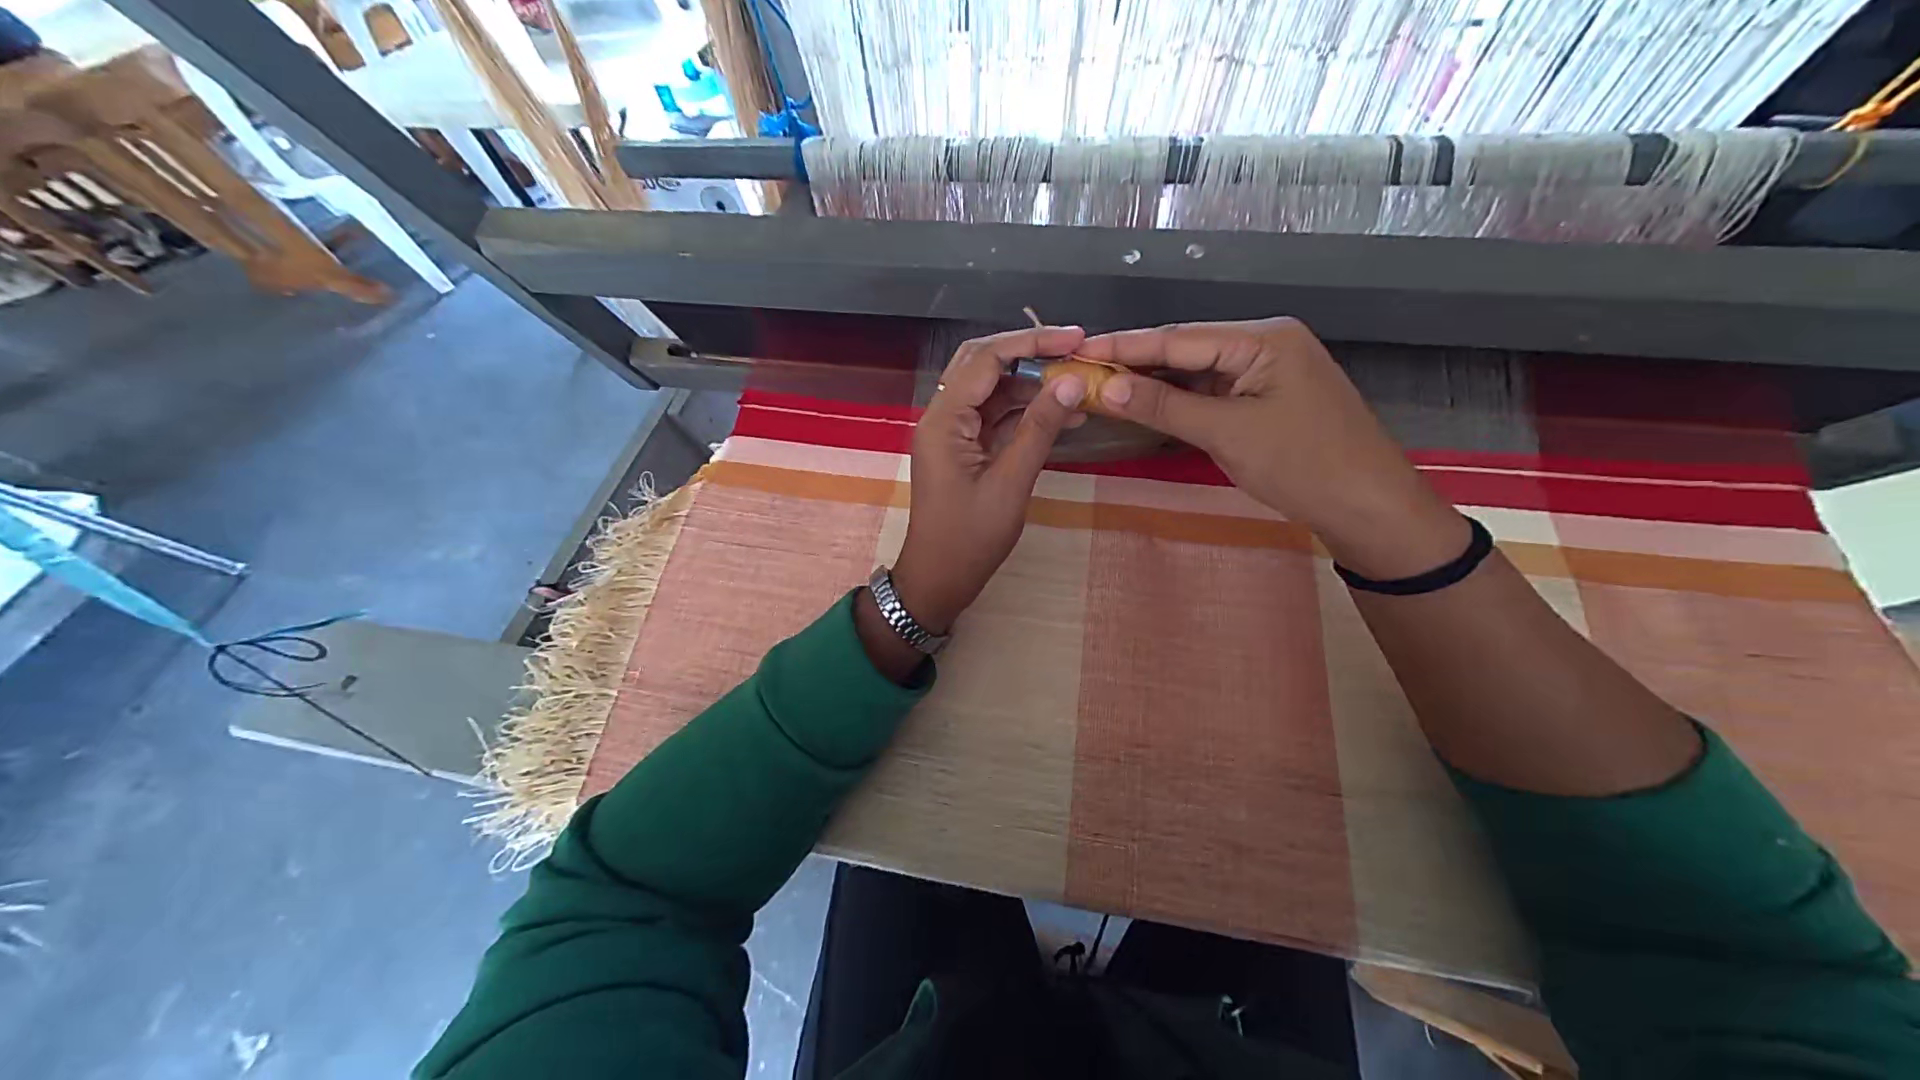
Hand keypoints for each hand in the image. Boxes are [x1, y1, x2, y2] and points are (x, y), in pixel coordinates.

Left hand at [855, 325, 1088, 679]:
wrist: (939, 579)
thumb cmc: (969, 539)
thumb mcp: (1010, 484)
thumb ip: (1039, 429)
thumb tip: (1071, 382)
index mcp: (944, 420)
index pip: (987, 359)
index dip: (1033, 342)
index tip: (1076, 338)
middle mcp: (943, 417)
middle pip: (985, 365)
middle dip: (1030, 354)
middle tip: (1076, 352)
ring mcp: (953, 433)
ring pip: (993, 391)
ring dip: (1032, 385)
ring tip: (1079, 387)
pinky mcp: (965, 449)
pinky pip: (995, 418)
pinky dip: (1026, 413)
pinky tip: (1063, 415)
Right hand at [1079, 318, 1468, 578]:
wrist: (1367, 507)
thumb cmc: (1303, 464)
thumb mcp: (1227, 433)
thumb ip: (1165, 406)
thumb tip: (1106, 388)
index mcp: (1263, 339)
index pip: (1179, 338)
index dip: (1124, 346)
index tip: (1079, 349)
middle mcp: (1264, 344)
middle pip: (1186, 350)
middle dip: (1135, 363)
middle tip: (1082, 370)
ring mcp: (1265, 372)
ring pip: (1196, 373)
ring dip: (1153, 384)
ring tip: (1102, 386)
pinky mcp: (1264, 399)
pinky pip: (1211, 393)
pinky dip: (1178, 401)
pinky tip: (1145, 404)